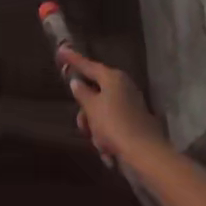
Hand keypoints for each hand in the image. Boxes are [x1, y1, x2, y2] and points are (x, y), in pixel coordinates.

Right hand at [57, 48, 165, 163]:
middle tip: (83, 126)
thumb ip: (81, 93)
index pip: (88, 65)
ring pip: (101, 113)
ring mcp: (129, 106)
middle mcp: (122, 87)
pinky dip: (107, 138)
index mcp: (112, 78)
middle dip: (86, 112)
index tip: (61, 50)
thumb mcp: (92, 107)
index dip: (73, 59)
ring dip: (96, 129)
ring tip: (100, 145)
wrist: (145, 155)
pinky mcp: (133, 124)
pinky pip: (112, 127)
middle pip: (94, 93)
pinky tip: (109, 153)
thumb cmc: (114, 125)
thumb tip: (76, 82)